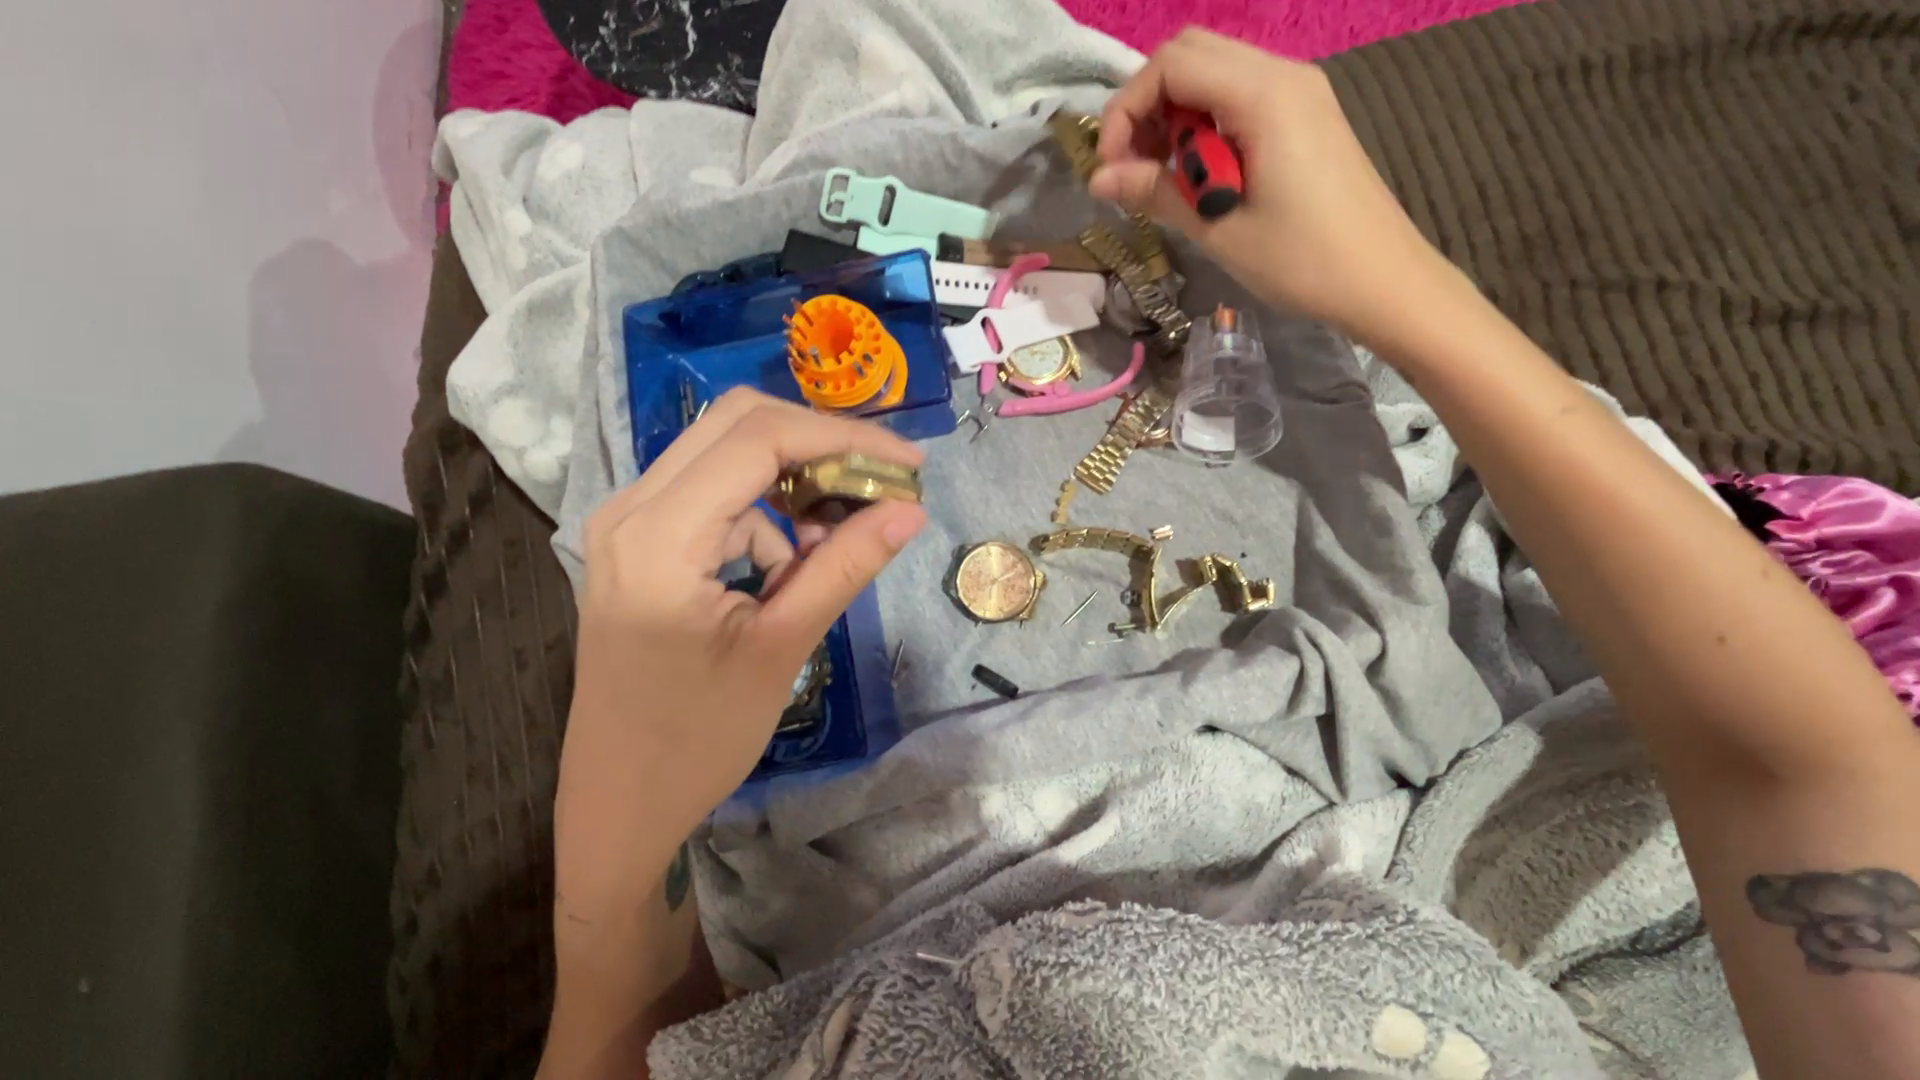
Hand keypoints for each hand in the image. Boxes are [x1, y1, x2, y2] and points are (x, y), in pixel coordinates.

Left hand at [556, 388, 927, 899]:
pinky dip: (761, 513)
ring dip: (790, 482)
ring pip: (723, 454)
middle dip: (819, 444)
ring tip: (832, 544)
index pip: (760, 439)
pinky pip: (710, 494)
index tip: (910, 466)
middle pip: (736, 423)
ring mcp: (626, 523)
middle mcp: (631, 508)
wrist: (619, 801)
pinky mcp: (635, 543)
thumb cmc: (698, 737)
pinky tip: (784, 568)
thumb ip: (844, 566)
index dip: (843, 439)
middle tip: (881, 484)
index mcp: (660, 534)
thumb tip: (911, 509)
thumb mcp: (781, 647)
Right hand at [1090, 28, 1459, 342]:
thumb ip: (1156, 192)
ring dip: (1174, 115)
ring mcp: (1298, 91)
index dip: (1128, 108)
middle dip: (1147, 105)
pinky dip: (1204, 122)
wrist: (1383, 280)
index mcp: (1263, 95)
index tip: (1112, 166)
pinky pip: (1238, 94)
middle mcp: (1283, 75)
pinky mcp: (1304, 114)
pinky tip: (1200, 174)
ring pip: (1213, 71)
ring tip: (1162, 177)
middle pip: (1190, 54)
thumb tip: (1099, 178)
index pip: (1171, 64)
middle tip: (1133, 167)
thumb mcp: (1218, 230)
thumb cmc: (1302, 261)